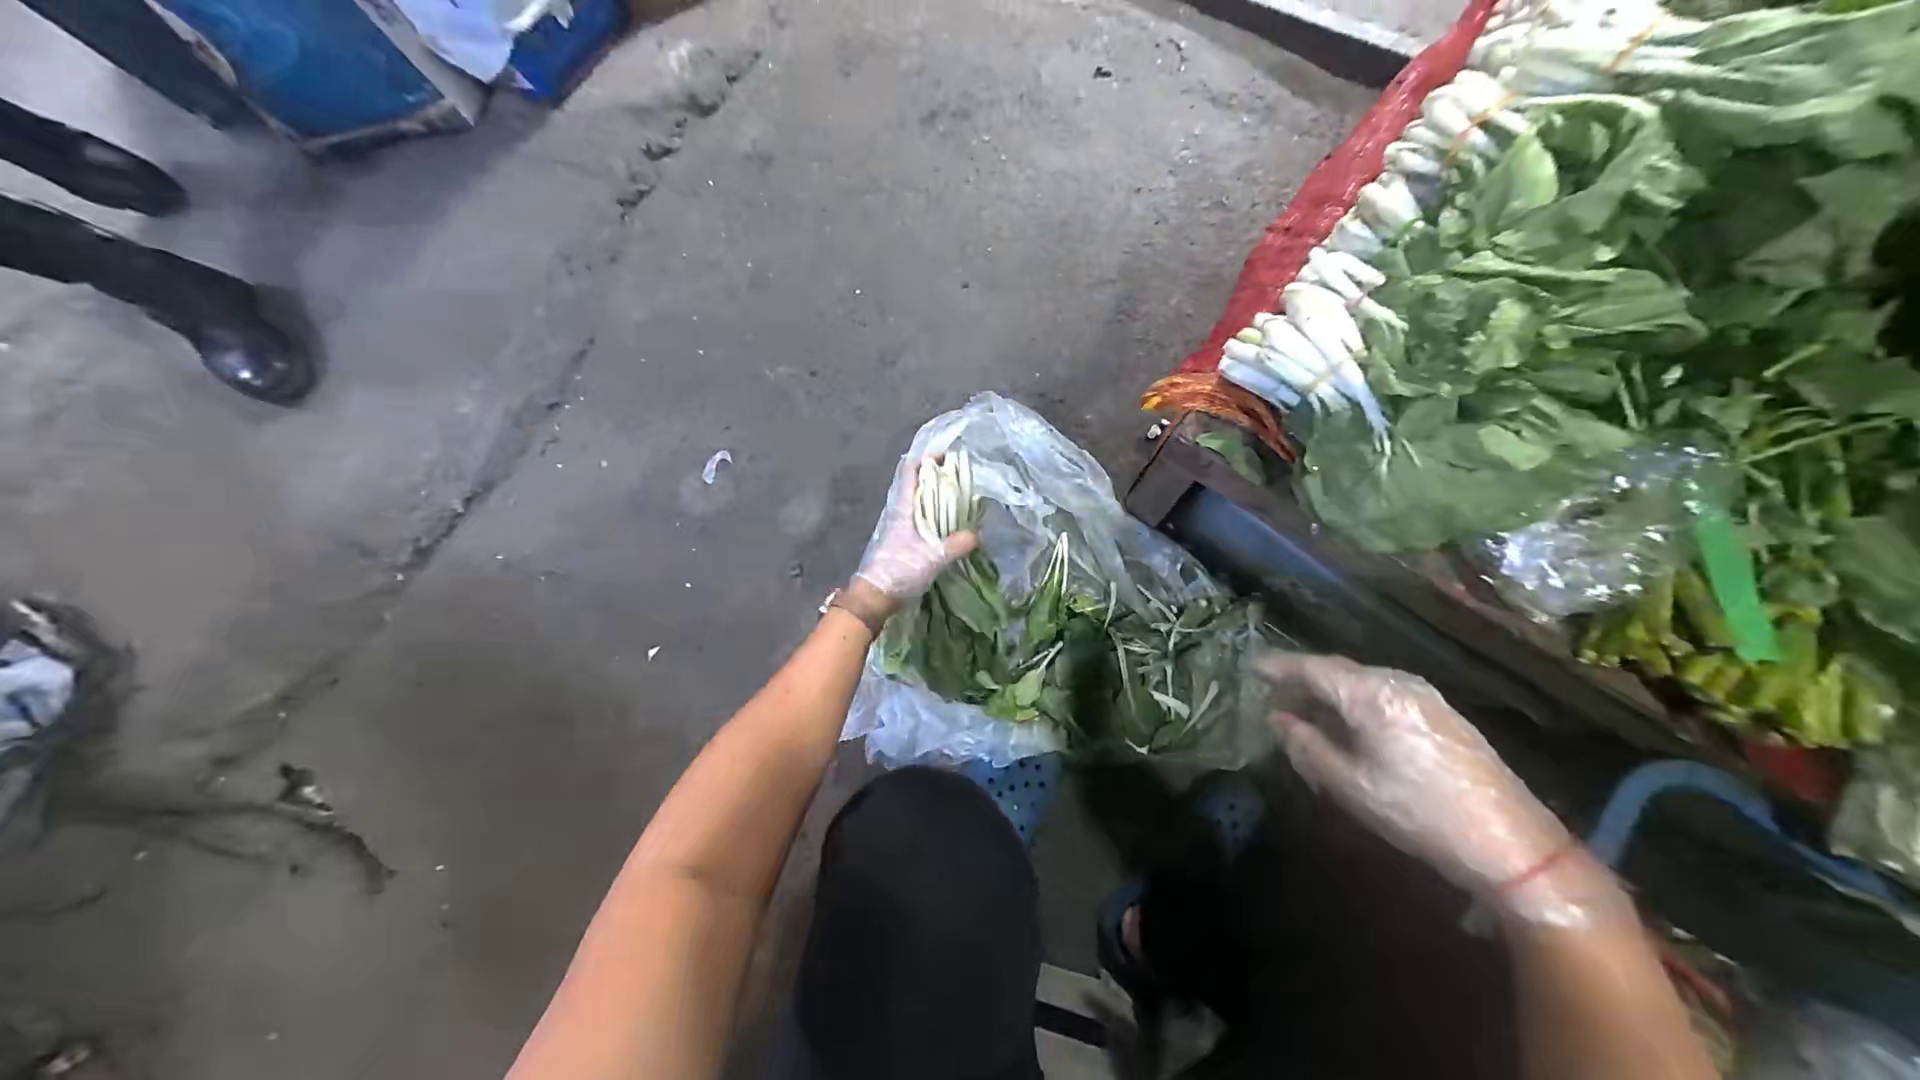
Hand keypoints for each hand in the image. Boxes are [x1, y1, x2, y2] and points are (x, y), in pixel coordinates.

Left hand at [852, 455, 977, 615]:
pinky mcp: (906, 540)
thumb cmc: (898, 571)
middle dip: (940, 477)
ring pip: (922, 502)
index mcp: (903, 507)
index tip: (950, 457)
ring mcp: (902, 526)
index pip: (911, 470)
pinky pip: (924, 520)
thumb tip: (977, 535)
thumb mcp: (931, 557)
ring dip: (939, 497)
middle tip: (964, 478)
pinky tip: (953, 524)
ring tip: (963, 498)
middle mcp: (901, 512)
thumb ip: (956, 544)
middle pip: (919, 483)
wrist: (876, 596)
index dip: (928, 458)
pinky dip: (938, 516)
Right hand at [1256, 653, 1610, 924]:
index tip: (1250, 667)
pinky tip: (1346, 724)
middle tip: (1272, 693)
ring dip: (1328, 691)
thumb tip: (1277, 720)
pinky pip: (1383, 693)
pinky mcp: (1441, 713)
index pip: (1312, 668)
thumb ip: (1306, 746)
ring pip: (1361, 681)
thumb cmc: (1418, 813)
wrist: (1513, 843)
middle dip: (1302, 678)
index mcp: (1372, 695)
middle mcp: (1398, 683)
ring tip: (1303, 711)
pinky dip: (1354, 701)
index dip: (1278, 667)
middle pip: (1337, 669)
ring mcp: (1425, 696)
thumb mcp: (1350, 784)